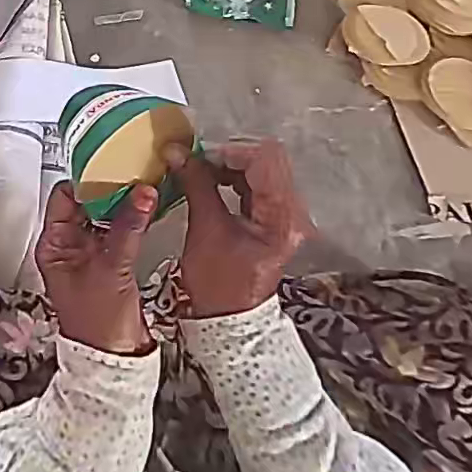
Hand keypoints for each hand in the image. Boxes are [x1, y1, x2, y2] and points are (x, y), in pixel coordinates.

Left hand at [35, 182, 155, 355]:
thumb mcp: (112, 268)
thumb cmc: (99, 322)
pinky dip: (132, 216)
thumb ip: (129, 226)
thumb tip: (144, 191)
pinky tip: (148, 206)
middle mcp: (70, 244)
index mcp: (55, 245)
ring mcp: (92, 252)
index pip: (64, 197)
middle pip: (87, 202)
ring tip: (143, 183)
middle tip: (132, 170)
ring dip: (122, 201)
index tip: (111, 165)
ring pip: (105, 214)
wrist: (114, 359)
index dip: (86, 180)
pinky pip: (120, 228)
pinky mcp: (111, 260)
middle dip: (109, 187)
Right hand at [165, 138, 315, 317]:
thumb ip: (196, 184)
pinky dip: (235, 177)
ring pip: (264, 168)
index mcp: (282, 216)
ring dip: (232, 165)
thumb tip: (177, 152)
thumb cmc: (217, 283)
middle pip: (269, 159)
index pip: (265, 161)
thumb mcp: (205, 229)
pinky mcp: (276, 215)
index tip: (200, 156)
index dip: (230, 152)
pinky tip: (213, 180)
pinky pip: (259, 182)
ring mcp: (287, 213)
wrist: (229, 320)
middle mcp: (293, 210)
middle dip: (231, 155)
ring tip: (202, 170)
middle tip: (200, 161)